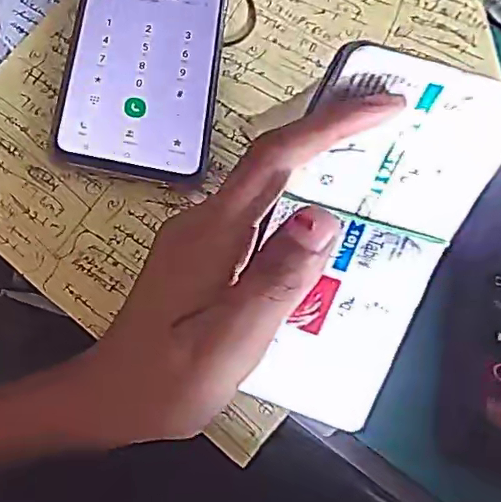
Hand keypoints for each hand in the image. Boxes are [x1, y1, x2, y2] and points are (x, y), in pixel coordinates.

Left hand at [0, 94, 402, 480]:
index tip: (384, 105)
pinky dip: (293, 203)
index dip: (331, 125)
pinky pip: (256, 214)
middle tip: (388, 120)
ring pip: (265, 187)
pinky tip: (316, 225)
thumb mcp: (229, 341)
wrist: (113, 396)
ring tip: (368, 162)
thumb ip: (276, 280)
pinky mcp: (202, 252)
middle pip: (272, 161)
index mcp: (213, 232)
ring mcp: (200, 234)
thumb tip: (323, 218)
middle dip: (329, 133)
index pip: (276, 159)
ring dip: (314, 166)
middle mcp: (204, 220)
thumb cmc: (167, 380)